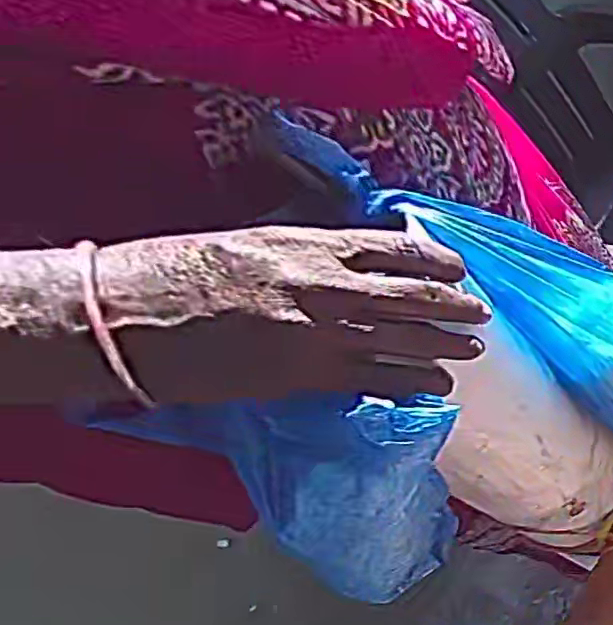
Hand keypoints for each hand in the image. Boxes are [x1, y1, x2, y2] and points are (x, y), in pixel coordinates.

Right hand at [97, 226, 488, 403]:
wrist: (120, 320)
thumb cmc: (182, 272)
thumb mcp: (258, 241)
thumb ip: (320, 248)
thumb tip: (374, 255)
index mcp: (314, 246)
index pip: (403, 250)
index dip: (443, 263)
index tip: (460, 271)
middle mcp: (334, 288)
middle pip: (424, 297)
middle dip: (461, 307)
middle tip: (480, 314)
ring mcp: (333, 334)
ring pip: (419, 341)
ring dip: (452, 347)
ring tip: (470, 349)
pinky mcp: (323, 373)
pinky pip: (393, 379)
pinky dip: (421, 382)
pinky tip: (435, 384)